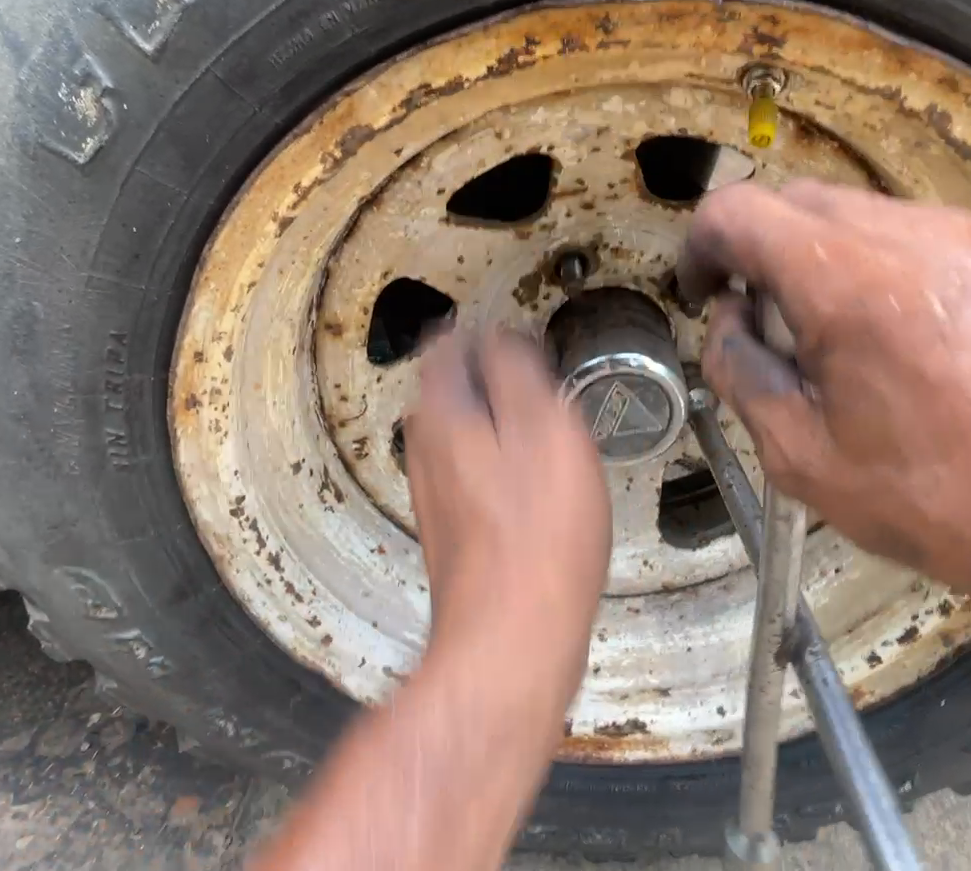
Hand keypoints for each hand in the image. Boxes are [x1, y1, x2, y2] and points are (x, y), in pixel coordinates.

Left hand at [403, 328, 610, 695]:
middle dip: (484, 374)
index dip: (482, 331)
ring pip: (457, 433)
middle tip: (532, 374)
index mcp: (442, 414)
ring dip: (491, 419)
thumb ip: (518, 373)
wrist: (509, 639)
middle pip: (447, 390)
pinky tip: (529, 482)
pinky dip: (494, 461)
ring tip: (539, 422)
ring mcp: (431, 493)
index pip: (447, 345)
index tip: (514, 334)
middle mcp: (424, 448)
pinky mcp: (448, 530)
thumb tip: (500, 337)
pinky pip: (468, 474)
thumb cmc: (539, 535)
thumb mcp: (546, 430)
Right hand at [677, 181, 970, 616]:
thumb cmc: (944, 502)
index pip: (737, 211)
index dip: (699, 248)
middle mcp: (906, 235)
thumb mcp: (803, 457)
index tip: (702, 298)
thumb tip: (728, 323)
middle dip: (752, 253)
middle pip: (788, 201)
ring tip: (821, 338)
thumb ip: (741, 372)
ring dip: (805, 257)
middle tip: (757, 327)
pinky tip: (876, 335)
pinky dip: (857, 262)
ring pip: (842, 212)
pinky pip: (894, 232)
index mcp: (849, 283)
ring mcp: (959, 235)